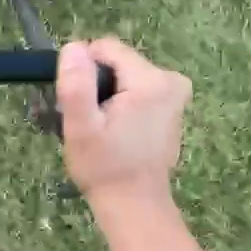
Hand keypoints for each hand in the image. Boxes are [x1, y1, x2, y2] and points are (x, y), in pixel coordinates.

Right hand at [55, 38, 192, 206]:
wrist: (134, 203)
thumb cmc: (104, 168)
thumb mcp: (81, 128)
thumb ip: (76, 86)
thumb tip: (73, 47)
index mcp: (150, 80)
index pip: (106, 49)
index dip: (83, 72)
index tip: (77, 103)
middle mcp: (171, 79)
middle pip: (117, 64)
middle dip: (96, 87)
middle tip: (87, 122)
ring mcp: (176, 94)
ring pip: (126, 78)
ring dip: (107, 98)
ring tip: (100, 130)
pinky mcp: (173, 107)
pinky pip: (138, 92)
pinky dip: (122, 106)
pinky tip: (116, 133)